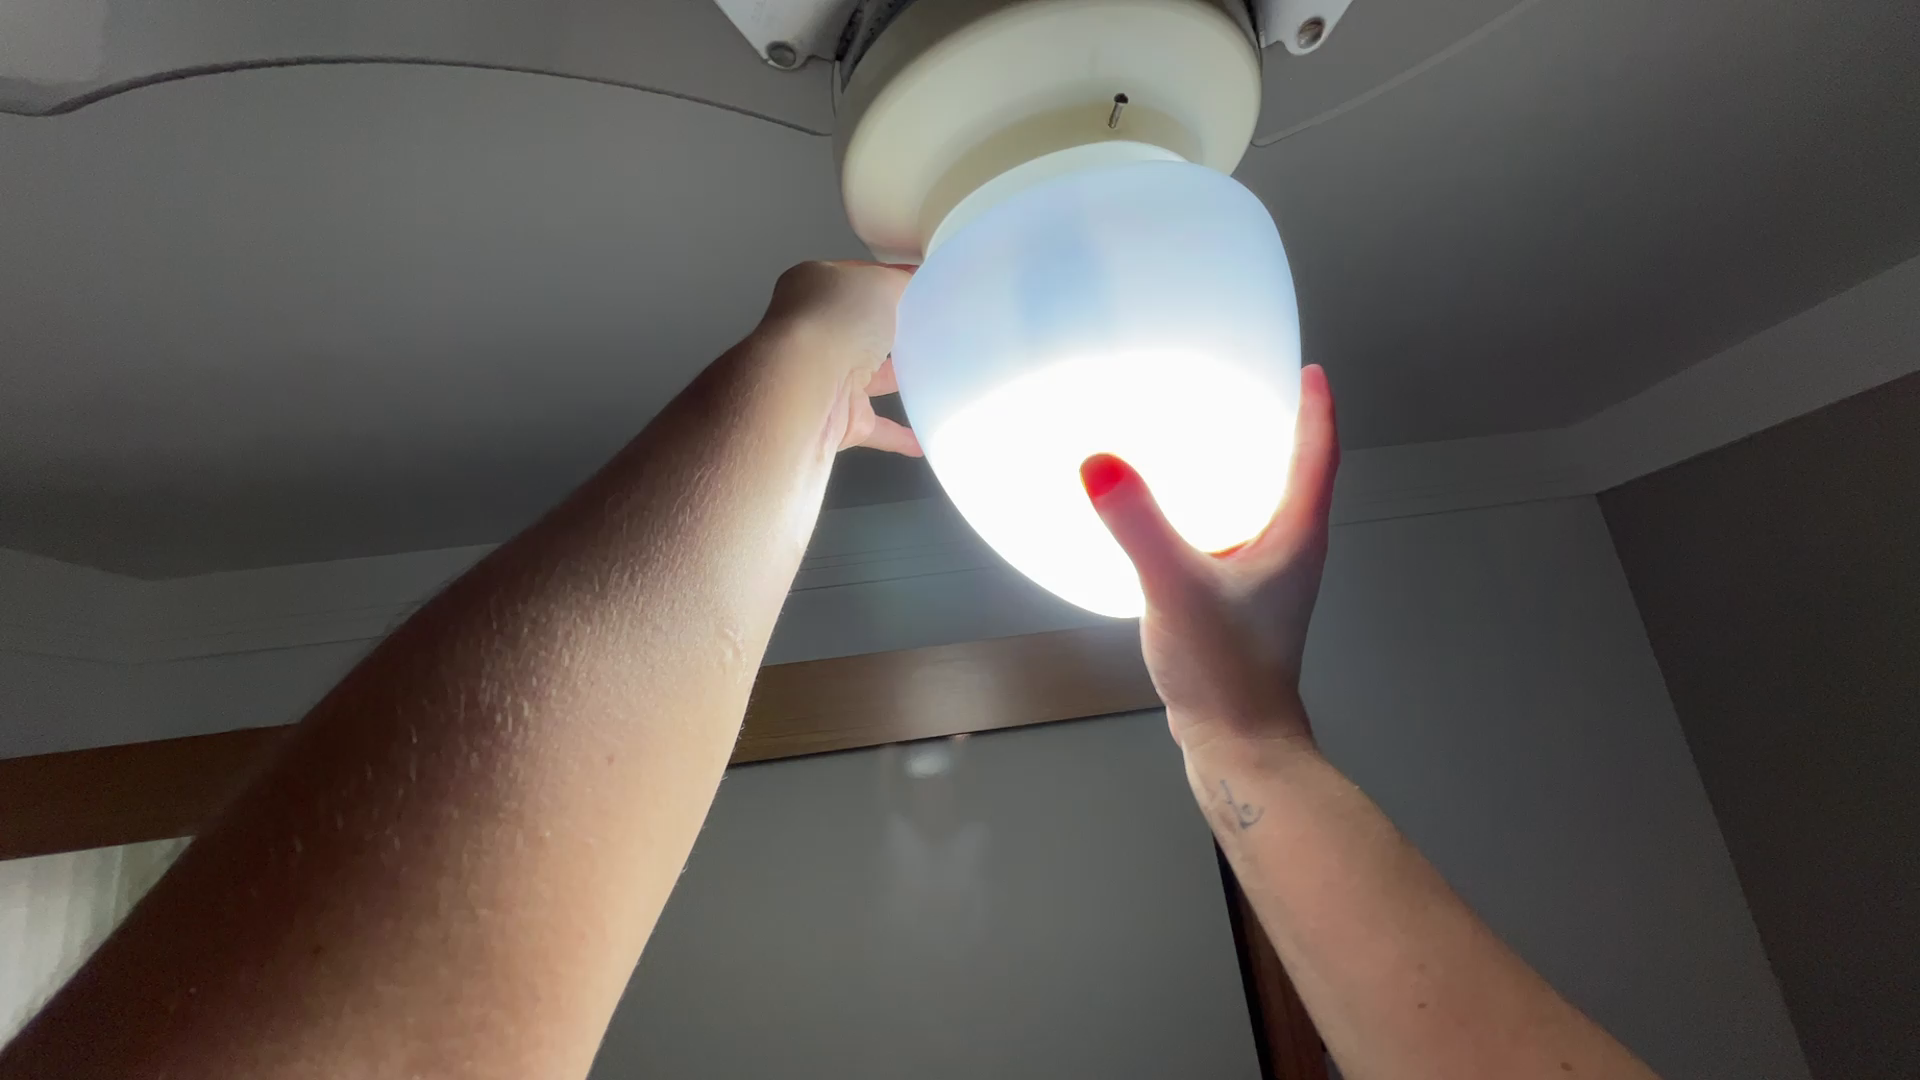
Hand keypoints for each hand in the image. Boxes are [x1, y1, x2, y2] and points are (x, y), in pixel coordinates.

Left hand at [762, 260, 921, 455]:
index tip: (922, 289)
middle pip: (863, 332)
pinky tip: (922, 438)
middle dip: (894, 333)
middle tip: (936, 331)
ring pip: (869, 379)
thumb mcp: (878, 282)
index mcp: (815, 288)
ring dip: (898, 381)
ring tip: (937, 376)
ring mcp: (826, 379)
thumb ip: (900, 282)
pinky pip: (876, 428)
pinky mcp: (839, 420)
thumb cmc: (838, 320)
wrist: (809, 382)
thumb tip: (913, 281)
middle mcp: (816, 333)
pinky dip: (898, 435)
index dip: (888, 283)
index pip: (856, 282)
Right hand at [1080, 365, 1338, 760]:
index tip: (1309, 370)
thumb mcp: (1176, 586)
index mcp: (1295, 540)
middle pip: (1297, 480)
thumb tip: (1098, 462)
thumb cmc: (1223, 669)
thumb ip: (1138, 524)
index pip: (1317, 456)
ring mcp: (1266, 585)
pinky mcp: (1239, 607)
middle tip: (1253, 396)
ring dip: (1248, 477)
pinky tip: (1175, 522)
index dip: (1315, 409)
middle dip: (1282, 435)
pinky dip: (1213, 517)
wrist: (1235, 743)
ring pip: (1264, 513)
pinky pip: (1232, 542)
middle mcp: (1290, 557)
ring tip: (1212, 448)